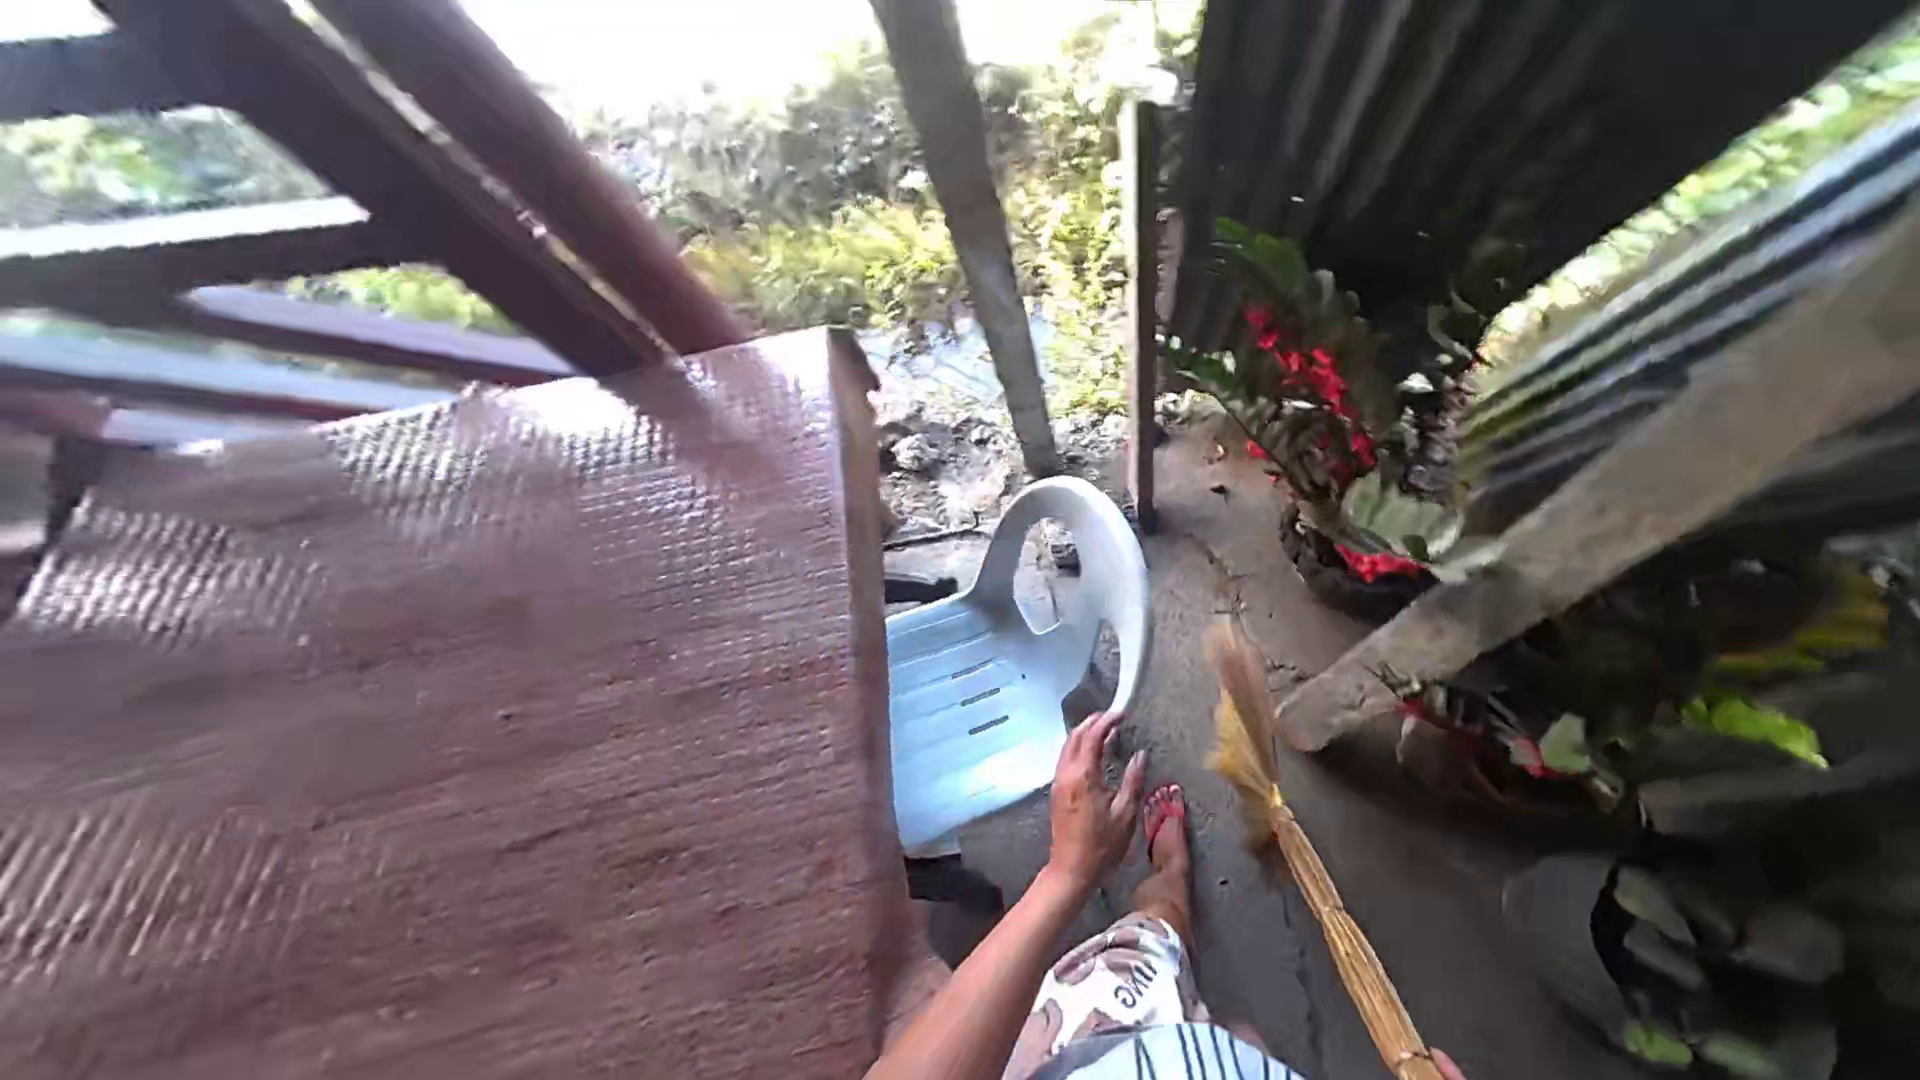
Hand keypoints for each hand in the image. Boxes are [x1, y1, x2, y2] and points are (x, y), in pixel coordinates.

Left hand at [1045, 712, 1145, 889]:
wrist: (1071, 869)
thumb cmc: (1102, 846)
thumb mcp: (1126, 814)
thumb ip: (1133, 780)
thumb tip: (1140, 755)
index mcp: (1083, 775)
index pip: (1092, 736)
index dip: (1107, 721)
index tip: (1122, 714)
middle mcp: (1066, 773)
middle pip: (1076, 735)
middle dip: (1093, 722)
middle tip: (1113, 717)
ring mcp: (1059, 780)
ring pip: (1069, 745)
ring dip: (1085, 733)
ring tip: (1105, 729)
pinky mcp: (1057, 789)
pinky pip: (1067, 757)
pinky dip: (1079, 746)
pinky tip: (1093, 752)